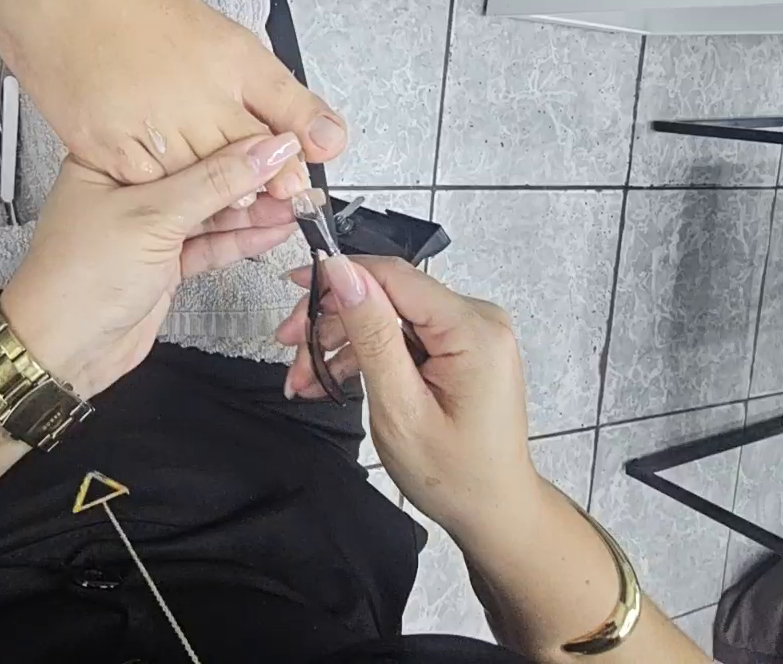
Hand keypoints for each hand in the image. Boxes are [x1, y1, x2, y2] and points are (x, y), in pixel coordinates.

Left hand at [0, 132, 304, 398]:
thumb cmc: (78, 278)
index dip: (236, 139)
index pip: (186, 136)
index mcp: (113, 159)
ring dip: (254, 210)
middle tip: (298, 178)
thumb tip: (267, 150)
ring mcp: (148, 226)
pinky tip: (272, 230)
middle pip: (203, 173)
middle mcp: (131, 188)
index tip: (281, 142)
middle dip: (253, 178)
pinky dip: (241, 238)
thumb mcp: (154, 215)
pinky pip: (210, 242)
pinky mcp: (163, 261)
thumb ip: (217, 181)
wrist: (59, 351)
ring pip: (211, 210)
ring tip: (297, 204)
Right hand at [275, 256, 537, 536]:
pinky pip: (398, 333)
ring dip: (339, 342)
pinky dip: (362, 354)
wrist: (494, 515)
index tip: (293, 287)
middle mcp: (474, 317)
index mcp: (472, 328)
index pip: (393, 275)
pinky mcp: (455, 345)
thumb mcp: (400, 407)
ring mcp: (466, 331)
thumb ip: (371, 333)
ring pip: (384, 314)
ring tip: (303, 379)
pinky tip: (329, 379)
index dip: (338, 274)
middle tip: (287, 347)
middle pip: (385, 294)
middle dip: (331, 319)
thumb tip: (340, 268)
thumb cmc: (453, 475)